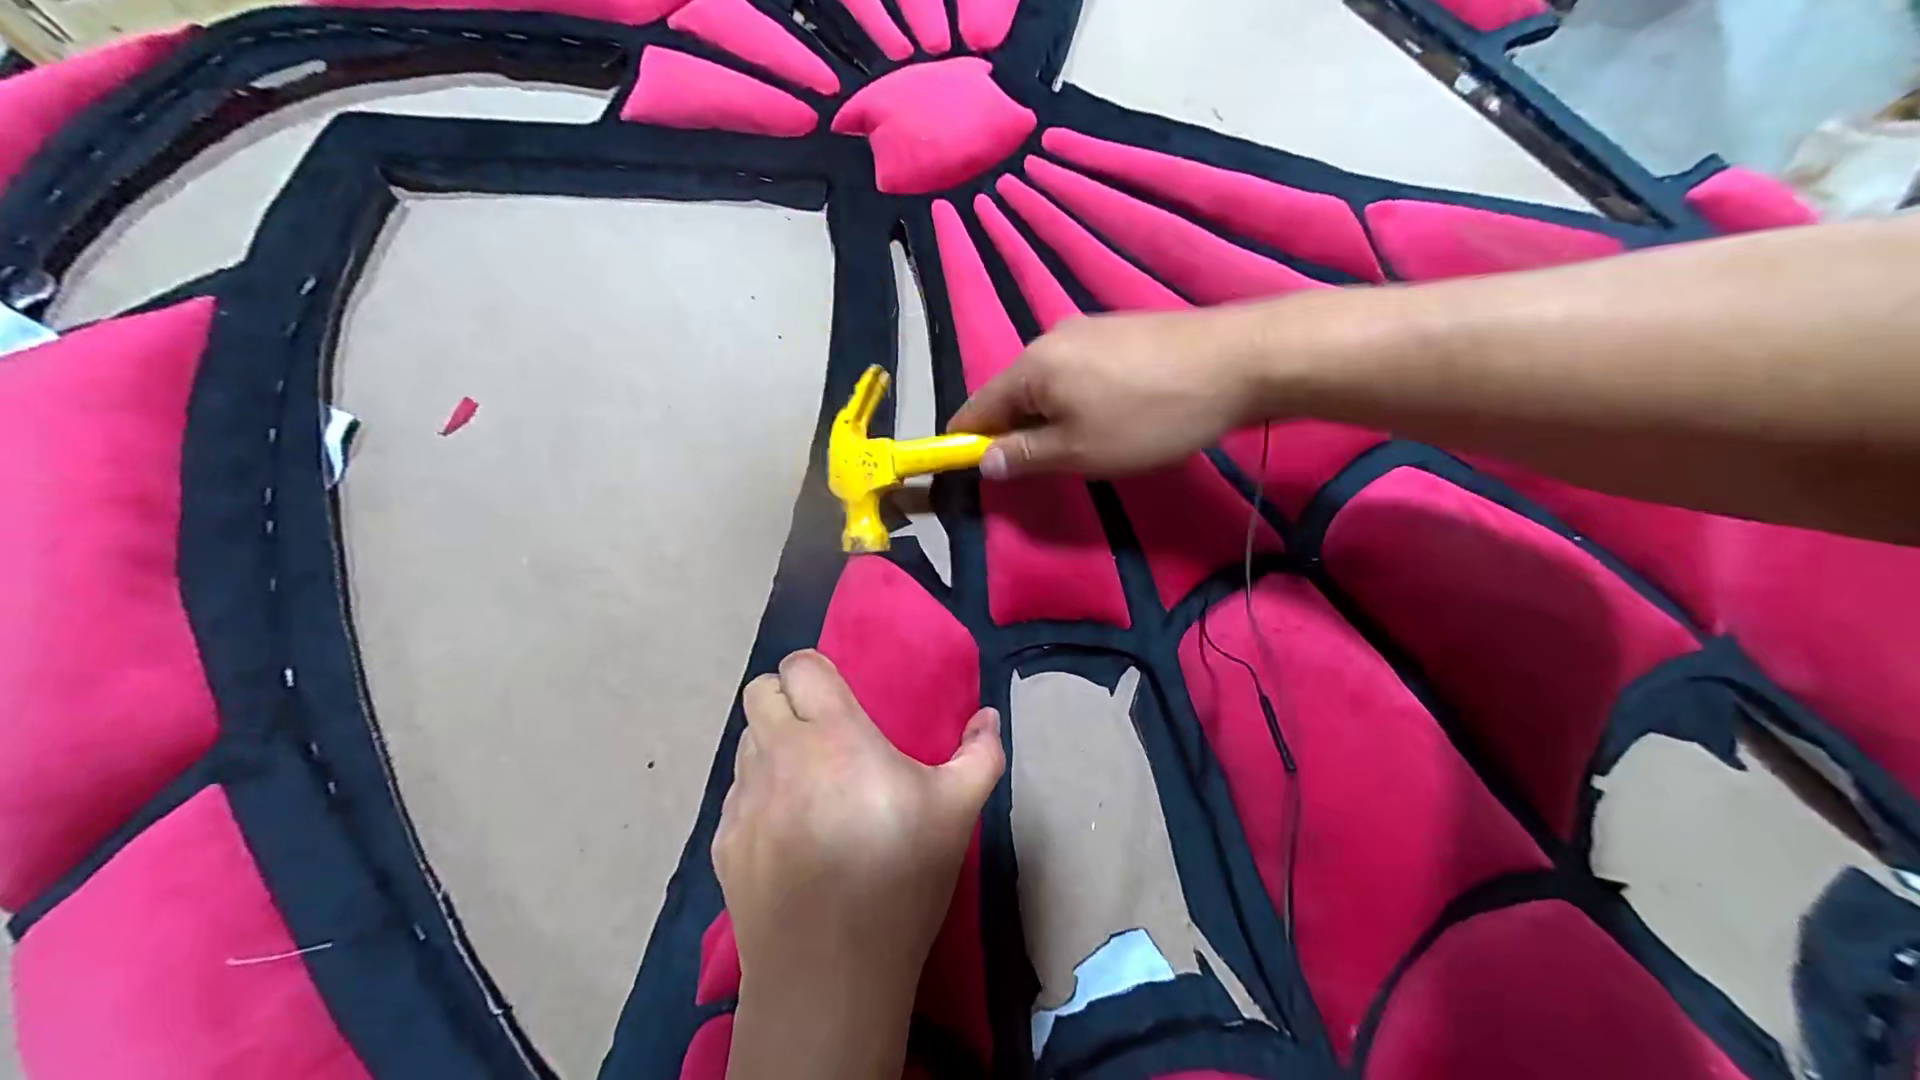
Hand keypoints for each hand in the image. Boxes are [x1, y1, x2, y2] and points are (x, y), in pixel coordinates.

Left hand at [713, 650, 1002, 1079]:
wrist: (830, 974)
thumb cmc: (899, 878)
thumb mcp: (957, 811)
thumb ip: (980, 754)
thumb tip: (988, 716)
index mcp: (833, 736)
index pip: (798, 666)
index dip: (815, 672)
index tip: (838, 696)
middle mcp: (779, 755)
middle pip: (759, 692)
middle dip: (786, 699)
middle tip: (821, 732)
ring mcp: (745, 799)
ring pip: (745, 741)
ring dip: (771, 744)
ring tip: (806, 780)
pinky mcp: (724, 840)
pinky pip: (736, 792)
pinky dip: (758, 792)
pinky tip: (787, 830)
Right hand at [947, 307, 1264, 477]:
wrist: (1239, 361)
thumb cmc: (1149, 416)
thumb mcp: (1080, 451)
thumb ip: (1026, 457)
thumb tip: (986, 461)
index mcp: (1030, 367)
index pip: (976, 408)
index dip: (967, 443)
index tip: (968, 472)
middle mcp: (1050, 339)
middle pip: (1012, 395)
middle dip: (1015, 433)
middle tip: (1040, 469)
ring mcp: (1088, 330)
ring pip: (1047, 384)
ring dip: (1049, 418)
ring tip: (1083, 446)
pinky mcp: (1119, 332)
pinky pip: (1077, 372)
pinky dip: (1077, 400)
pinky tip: (1110, 416)